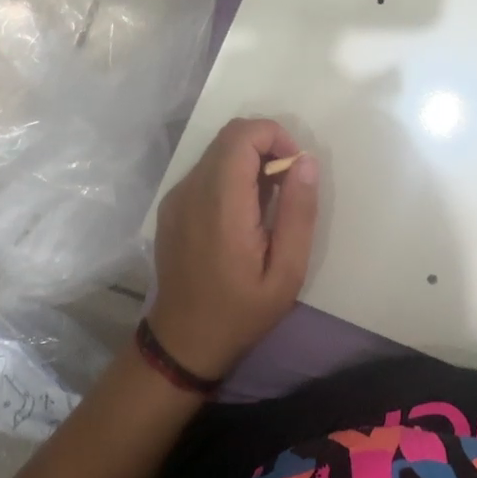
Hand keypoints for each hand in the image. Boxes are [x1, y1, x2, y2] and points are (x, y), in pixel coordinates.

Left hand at [148, 119, 319, 379]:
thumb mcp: (286, 272)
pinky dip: (229, 176)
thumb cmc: (241, 312)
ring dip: (248, 162)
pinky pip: (205, 172)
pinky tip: (242, 215)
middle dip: (265, 146)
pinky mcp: (171, 207)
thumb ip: (298, 213)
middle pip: (230, 136)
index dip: (275, 136)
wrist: (183, 342)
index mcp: (221, 204)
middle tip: (286, 186)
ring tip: (267, 204)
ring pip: (217, 152)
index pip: (242, 135)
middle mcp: (191, 191)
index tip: (295, 169)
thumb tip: (305, 161)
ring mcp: (176, 197)